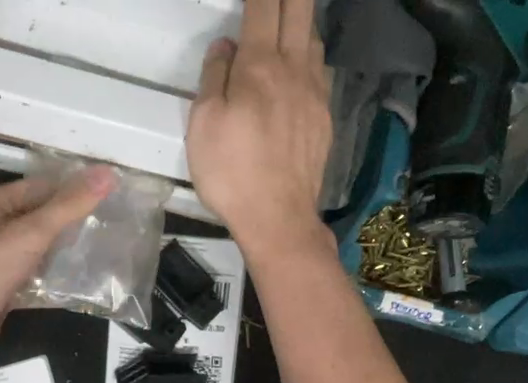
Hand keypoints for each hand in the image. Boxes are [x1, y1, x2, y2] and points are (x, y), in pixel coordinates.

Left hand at [0, 168, 117, 357]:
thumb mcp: (31, 232)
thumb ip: (69, 205)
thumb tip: (109, 173)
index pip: (44, 186)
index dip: (76, 188)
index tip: (113, 194)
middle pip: (44, 218)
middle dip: (76, 222)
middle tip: (115, 223)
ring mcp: (1, 260)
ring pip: (43, 250)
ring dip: (69, 252)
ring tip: (106, 249)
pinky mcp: (7, 289)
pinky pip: (38, 278)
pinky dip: (57, 280)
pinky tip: (85, 282)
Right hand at [186, 0, 331, 251]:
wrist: (278, 217)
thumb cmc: (232, 174)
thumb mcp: (203, 126)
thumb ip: (213, 79)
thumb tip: (225, 47)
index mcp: (258, 65)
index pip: (263, 6)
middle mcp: (293, 68)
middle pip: (299, 9)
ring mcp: (315, 91)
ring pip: (313, 37)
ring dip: (301, 21)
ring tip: (290, 20)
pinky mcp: (324, 116)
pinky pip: (320, 71)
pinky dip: (309, 57)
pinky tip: (301, 66)